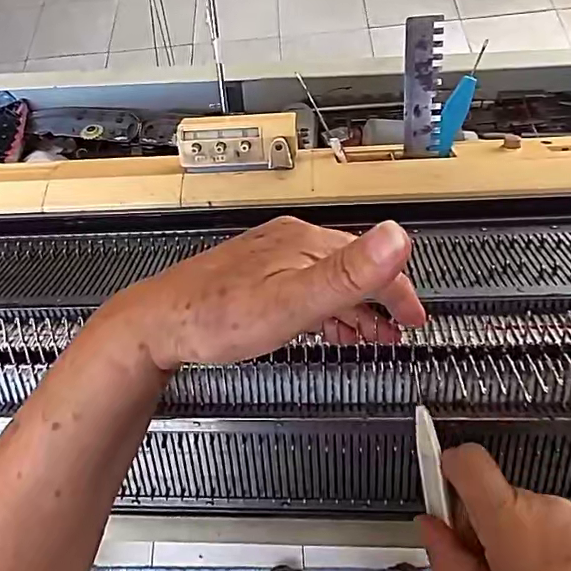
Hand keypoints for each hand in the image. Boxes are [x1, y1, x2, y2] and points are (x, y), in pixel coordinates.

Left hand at [91, 217, 427, 371]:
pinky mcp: (258, 274)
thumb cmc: (213, 318)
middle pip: (354, 268)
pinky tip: (325, 321)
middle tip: (399, 328)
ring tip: (371, 332)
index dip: (400, 294)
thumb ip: (347, 274)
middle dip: (381, 301)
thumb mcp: (290, 302)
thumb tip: (395, 238)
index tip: (415, 318)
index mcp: (305, 244)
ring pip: (330, 278)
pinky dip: (327, 305)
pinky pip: (306, 285)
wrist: (155, 325)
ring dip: (356, 306)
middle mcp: (290, 243)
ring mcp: (272, 257)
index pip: (372, 262)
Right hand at [417, 444, 570, 570]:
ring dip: (512, 543)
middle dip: (480, 526)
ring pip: (521, 514)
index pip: (467, 458)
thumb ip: (448, 561)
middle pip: (492, 493)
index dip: (446, 468)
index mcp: (512, 517)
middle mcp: (545, 504)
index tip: (438, 487)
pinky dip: (540, 550)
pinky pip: (550, 526)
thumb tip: (431, 531)